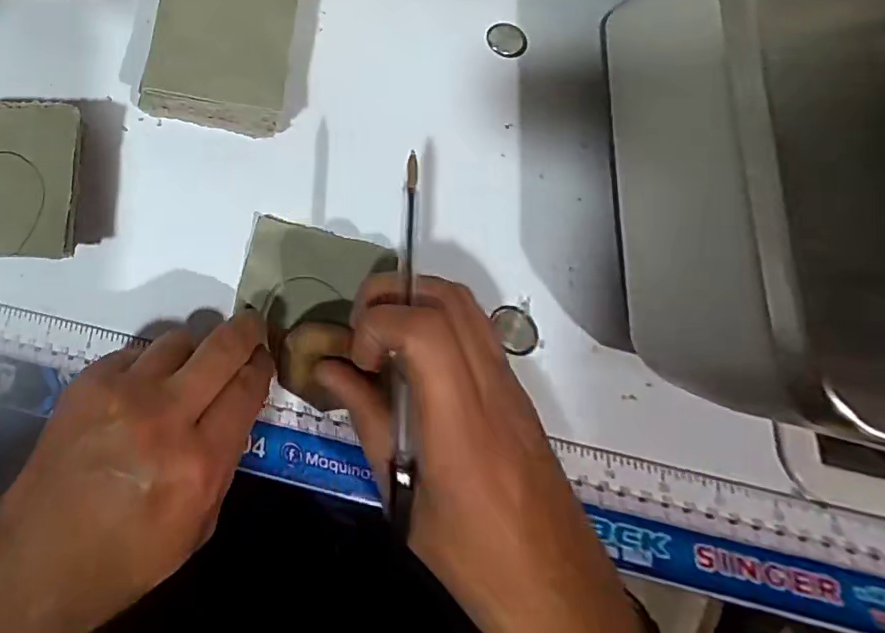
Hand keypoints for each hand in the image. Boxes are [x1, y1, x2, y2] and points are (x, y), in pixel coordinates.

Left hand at [0, 312, 273, 632]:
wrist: (38, 556)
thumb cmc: (126, 556)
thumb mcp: (196, 527)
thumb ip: (224, 462)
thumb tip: (237, 409)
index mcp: (198, 463)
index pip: (246, 389)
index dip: (261, 366)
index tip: (263, 357)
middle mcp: (164, 416)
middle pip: (221, 348)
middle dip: (245, 331)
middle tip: (251, 325)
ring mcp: (124, 391)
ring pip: (179, 339)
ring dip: (193, 349)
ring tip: (188, 368)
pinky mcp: (91, 380)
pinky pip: (136, 351)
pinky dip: (148, 364)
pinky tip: (142, 388)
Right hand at [315, 276, 637, 632]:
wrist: (556, 589)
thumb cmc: (472, 554)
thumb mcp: (402, 495)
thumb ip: (367, 419)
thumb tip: (328, 368)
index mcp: (460, 418)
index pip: (424, 328)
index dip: (378, 325)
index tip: (359, 360)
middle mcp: (490, 385)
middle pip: (446, 296)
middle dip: (391, 295)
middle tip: (363, 334)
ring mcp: (509, 382)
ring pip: (464, 302)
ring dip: (415, 300)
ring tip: (385, 341)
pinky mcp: (515, 389)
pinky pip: (476, 326)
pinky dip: (437, 319)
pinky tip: (416, 362)